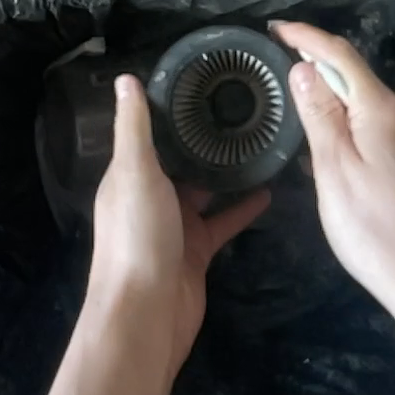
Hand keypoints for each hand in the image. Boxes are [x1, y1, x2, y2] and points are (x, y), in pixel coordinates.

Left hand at [88, 74, 270, 379]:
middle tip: (241, 106)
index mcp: (130, 174)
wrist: (146, 315)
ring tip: (260, 140)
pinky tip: (269, 188)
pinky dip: (243, 206)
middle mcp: (151, 194)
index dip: (172, 108)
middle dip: (204, 137)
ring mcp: (176, 224)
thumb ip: (134, 127)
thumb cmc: (137, 235)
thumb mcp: (135, 171)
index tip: (202, 80)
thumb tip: (125, 78)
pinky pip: (224, 220)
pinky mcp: (198, 249)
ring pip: (205, 188)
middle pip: (180, 158)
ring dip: (227, 170)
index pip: (150, 132)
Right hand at [272, 22, 394, 317]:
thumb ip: (319, 114)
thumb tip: (303, 66)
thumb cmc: (375, 228)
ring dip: (330, 92)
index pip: (339, 54)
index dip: (306, 36)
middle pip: (355, 74)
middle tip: (276, 60)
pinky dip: (346, 118)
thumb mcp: (334, 169)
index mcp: (382, 109)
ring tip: (294, 98)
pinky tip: (327, 141)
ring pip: (365, 100)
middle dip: (316, 60)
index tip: (274, 28)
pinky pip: (374, 124)